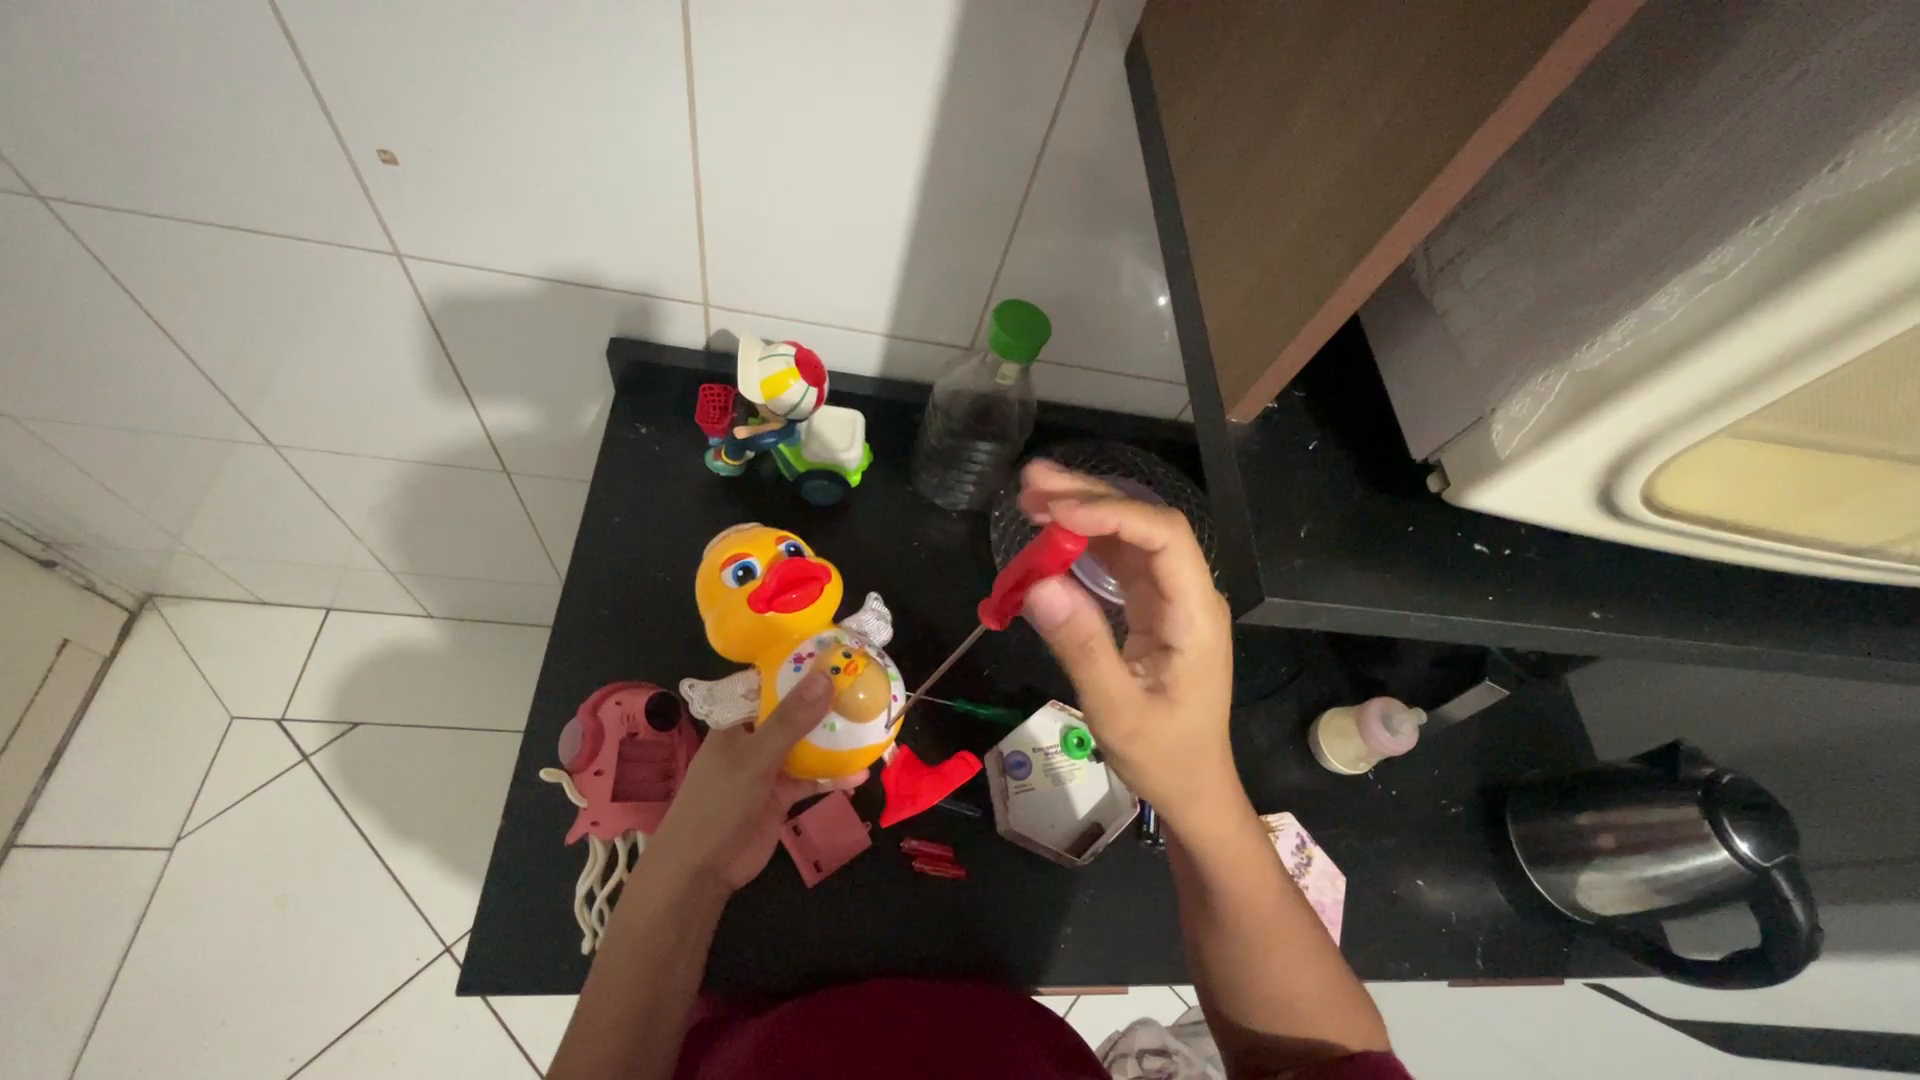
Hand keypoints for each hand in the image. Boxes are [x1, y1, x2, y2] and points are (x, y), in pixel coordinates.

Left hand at [641, 671, 867, 891]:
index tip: (838, 654)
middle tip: (866, 687)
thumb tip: (825, 677)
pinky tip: (862, 774)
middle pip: (796, 713)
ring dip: (836, 740)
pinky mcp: (782, 795)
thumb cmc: (718, 803)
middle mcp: (755, 738)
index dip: (802, 668)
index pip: (772, 683)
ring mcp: (769, 768)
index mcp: (739, 720)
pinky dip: (835, 777)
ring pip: (808, 746)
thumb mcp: (756, 758)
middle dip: (827, 703)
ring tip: (872, 725)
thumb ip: (791, 720)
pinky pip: (813, 779)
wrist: (701, 870)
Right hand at [1016, 460, 1240, 831]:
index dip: (1110, 515)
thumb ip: (1082, 647)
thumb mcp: (1117, 710)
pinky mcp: (1149, 609)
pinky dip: (1081, 545)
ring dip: (1081, 515)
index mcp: (1195, 613)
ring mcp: (1168, 599)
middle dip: (1089, 500)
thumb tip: (1038, 585)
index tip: (1055, 514)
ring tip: (1029, 496)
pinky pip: (1116, 564)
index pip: (1163, 537)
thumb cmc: (1164, 756)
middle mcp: (1186, 593)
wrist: (1192, 787)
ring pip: (1127, 539)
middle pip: (1143, 526)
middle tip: (1030, 485)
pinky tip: (1048, 534)